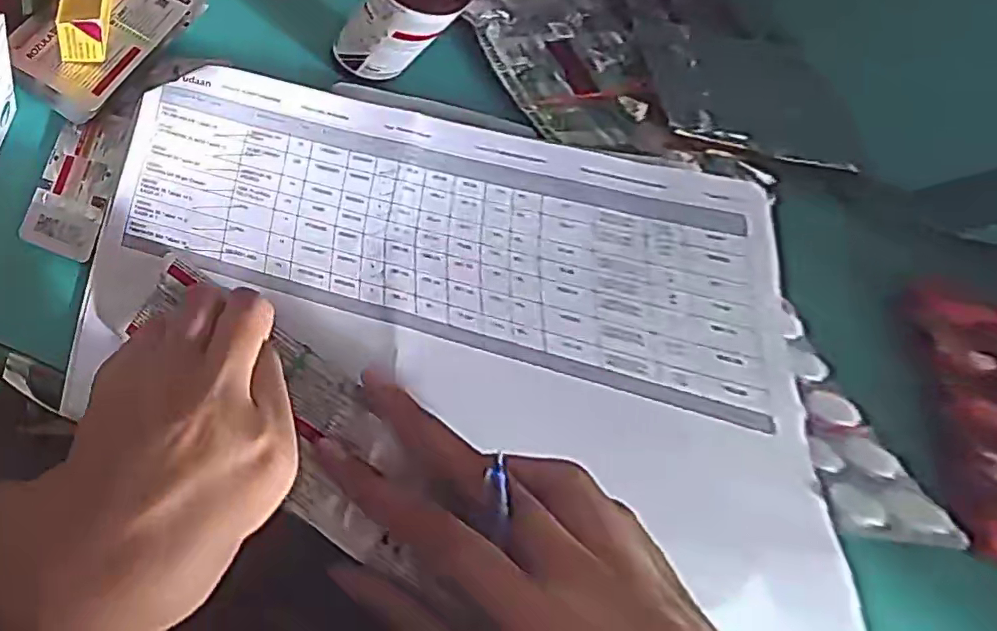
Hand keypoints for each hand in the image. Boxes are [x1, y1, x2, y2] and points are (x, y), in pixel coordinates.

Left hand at [0, 285, 296, 629]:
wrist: (92, 565)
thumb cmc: (167, 553)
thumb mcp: (226, 500)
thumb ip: (232, 432)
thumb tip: (224, 376)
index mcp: (268, 445)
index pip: (273, 356)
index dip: (251, 340)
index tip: (240, 327)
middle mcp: (229, 397)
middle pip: (244, 311)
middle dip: (233, 304)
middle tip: (220, 300)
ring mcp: (178, 377)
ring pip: (195, 307)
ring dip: (187, 308)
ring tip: (179, 311)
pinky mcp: (129, 369)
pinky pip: (149, 331)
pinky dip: (149, 333)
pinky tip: (142, 344)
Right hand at [315, 374, 713, 630]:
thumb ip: (418, 619)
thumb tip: (354, 575)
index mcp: (542, 616)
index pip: (438, 533)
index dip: (376, 489)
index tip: (335, 453)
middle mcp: (588, 581)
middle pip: (486, 476)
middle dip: (422, 427)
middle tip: (380, 388)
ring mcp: (630, 568)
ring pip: (548, 476)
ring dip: (495, 462)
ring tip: (465, 466)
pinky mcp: (661, 568)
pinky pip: (599, 501)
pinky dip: (556, 489)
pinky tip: (537, 501)